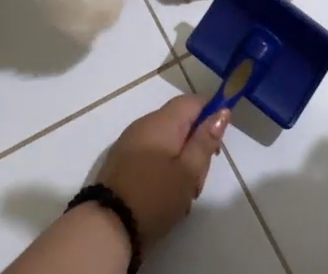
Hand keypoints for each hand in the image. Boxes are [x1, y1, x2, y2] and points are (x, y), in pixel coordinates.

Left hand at [96, 94, 230, 247]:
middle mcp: (144, 125)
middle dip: (195, 148)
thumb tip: (221, 111)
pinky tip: (165, 197)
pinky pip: (151, 156)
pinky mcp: (121, 162)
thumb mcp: (188, 172)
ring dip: (180, 164)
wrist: (106, 226)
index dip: (211, 115)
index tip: (217, 144)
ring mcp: (129, 143)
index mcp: (162, 122)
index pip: (192, 101)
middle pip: (180, 124)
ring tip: (182, 197)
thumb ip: (205, 140)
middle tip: (198, 181)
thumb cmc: (154, 197)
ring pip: (166, 143)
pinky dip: (163, 171)